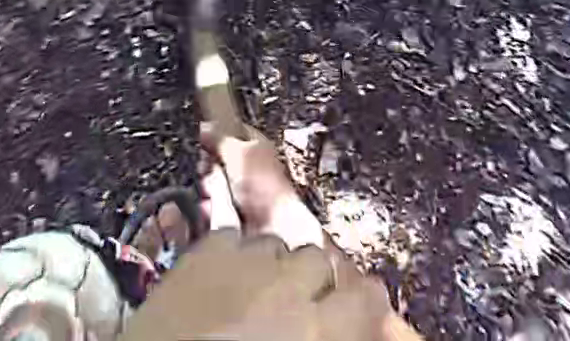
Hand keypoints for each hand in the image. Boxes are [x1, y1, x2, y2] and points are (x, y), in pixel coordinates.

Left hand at [119, 229, 387, 340]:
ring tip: (259, 294)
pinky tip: (224, 282)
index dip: (366, 305)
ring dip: (275, 266)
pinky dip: (236, 257)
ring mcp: (242, 258)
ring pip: (277, 243)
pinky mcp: (203, 249)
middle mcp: (286, 283)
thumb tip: (334, 332)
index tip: (361, 313)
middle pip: (318, 260)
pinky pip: (235, 238)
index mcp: (314, 331)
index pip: (365, 299)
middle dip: (313, 283)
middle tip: (298, 311)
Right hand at [200, 124, 328, 250]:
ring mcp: (244, 191)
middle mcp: (251, 165)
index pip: (232, 131)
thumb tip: (204, 127)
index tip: (200, 140)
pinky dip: (209, 207)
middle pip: (221, 158)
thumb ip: (219, 139)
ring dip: (209, 187)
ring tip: (207, 192)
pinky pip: (216, 206)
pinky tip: (206, 208)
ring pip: (216, 183)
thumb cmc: (260, 182)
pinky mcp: (236, 214)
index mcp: (256, 145)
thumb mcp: (237, 152)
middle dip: (209, 164)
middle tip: (203, 168)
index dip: (216, 134)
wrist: (273, 227)